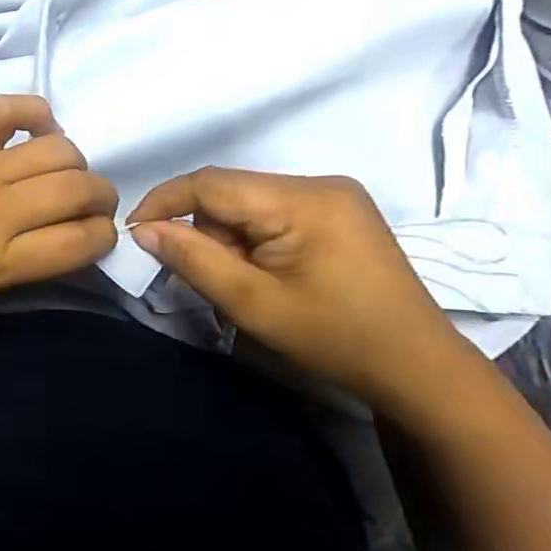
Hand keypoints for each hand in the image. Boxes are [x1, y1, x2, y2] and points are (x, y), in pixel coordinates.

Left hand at [0, 95, 118, 301]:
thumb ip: (37, 262)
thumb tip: (85, 234)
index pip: (82, 240)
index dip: (105, 236)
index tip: (99, 234)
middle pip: (78, 189)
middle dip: (102, 198)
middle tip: (91, 205)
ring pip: (59, 149)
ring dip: (77, 163)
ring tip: (65, 175)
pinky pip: (9, 109)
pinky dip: (35, 112)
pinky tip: (39, 130)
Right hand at [127, 167, 473, 407]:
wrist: (416, 367)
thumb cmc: (333, 338)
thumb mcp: (251, 304)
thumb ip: (193, 260)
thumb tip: (143, 230)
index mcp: (303, 200)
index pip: (210, 183)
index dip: (163, 202)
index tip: (134, 235)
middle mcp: (320, 183)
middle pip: (229, 190)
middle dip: (203, 229)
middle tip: (210, 277)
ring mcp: (334, 194)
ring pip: (247, 200)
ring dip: (228, 236)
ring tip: (247, 281)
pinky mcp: (339, 210)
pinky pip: (271, 209)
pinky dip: (252, 236)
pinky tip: (267, 270)